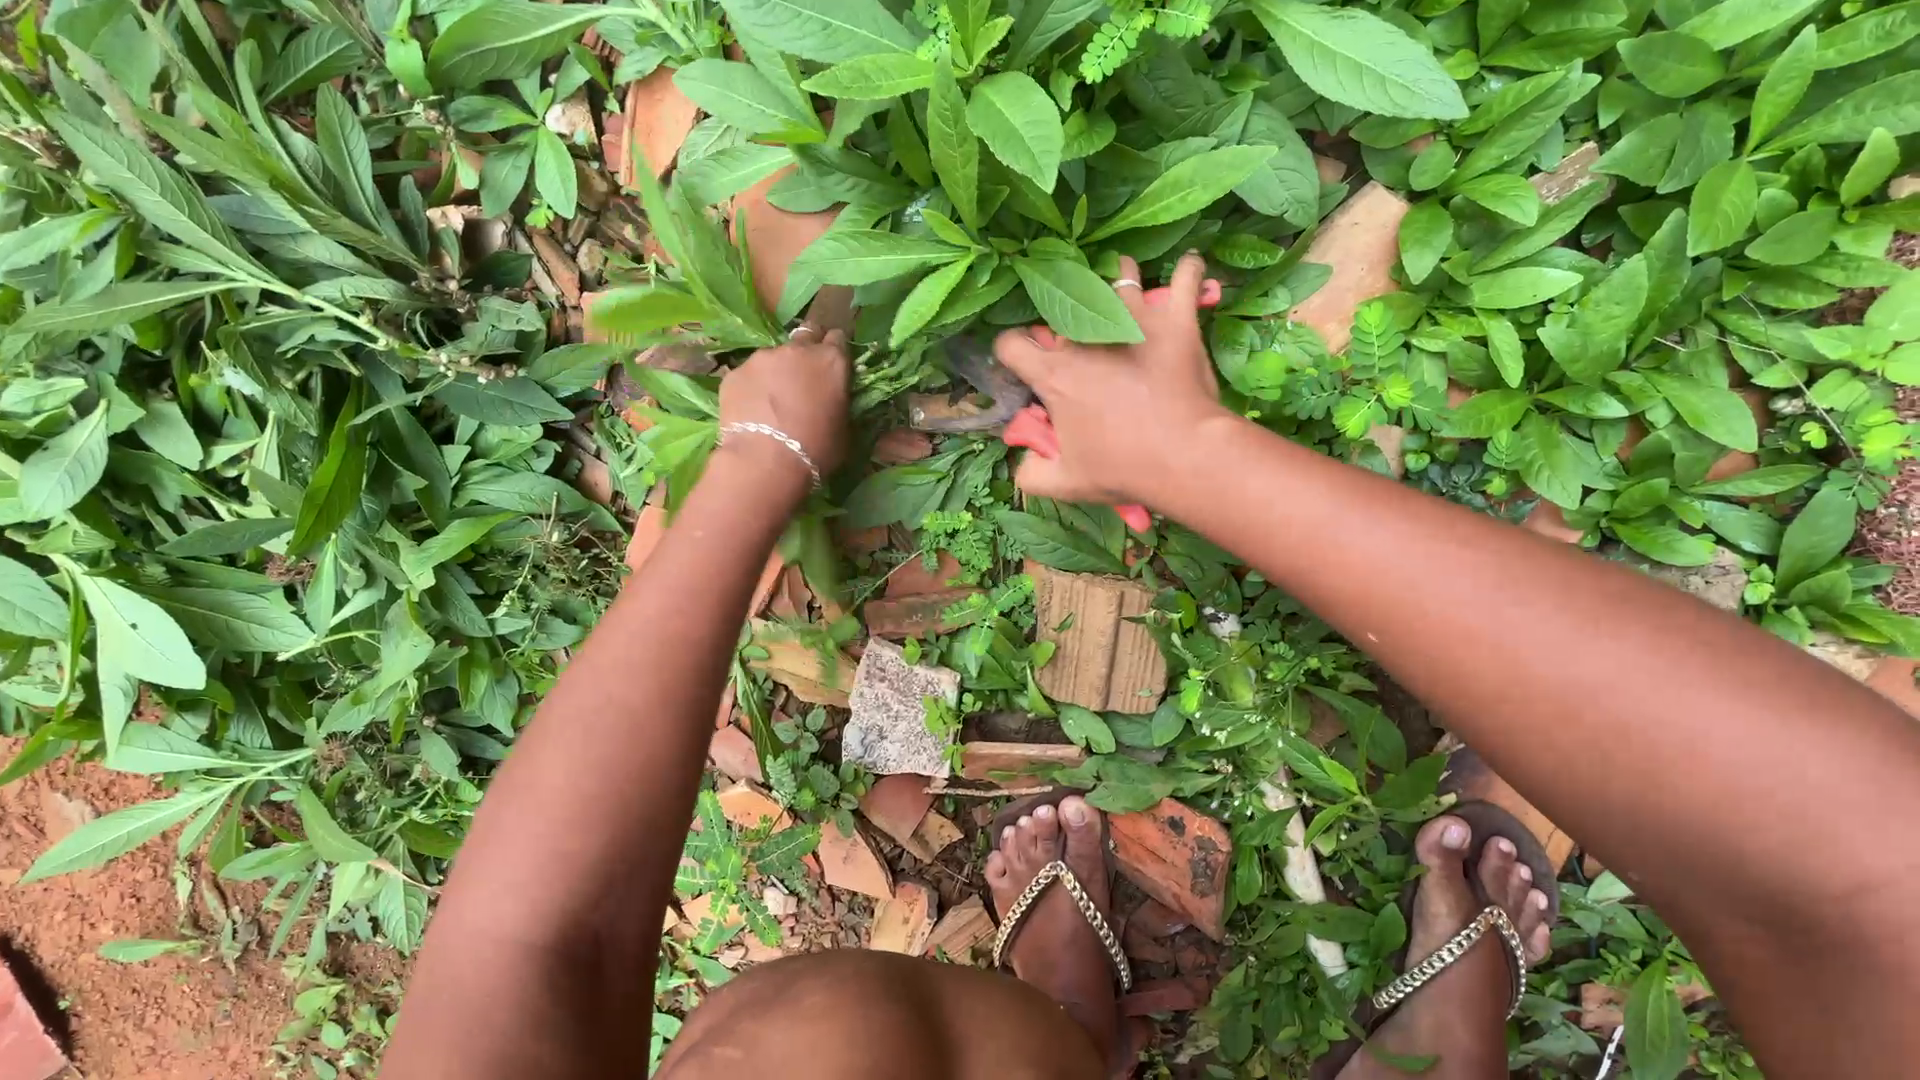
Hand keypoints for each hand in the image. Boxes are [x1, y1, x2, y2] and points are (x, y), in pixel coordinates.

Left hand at [715, 326, 850, 492]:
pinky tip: (752, 409)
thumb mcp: (844, 429)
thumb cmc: (816, 450)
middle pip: (805, 337)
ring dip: (777, 371)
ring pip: (773, 357)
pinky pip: (749, 375)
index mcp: (831, 361)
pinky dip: (753, 387)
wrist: (764, 463)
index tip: (832, 366)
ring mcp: (762, 358)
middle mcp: (797, 350)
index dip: (835, 351)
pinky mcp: (735, 372)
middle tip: (804, 377)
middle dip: (807, 351)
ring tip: (772, 400)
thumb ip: (840, 403)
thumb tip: (834, 401)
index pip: (838, 339)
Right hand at [994, 252, 1228, 507]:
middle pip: (1062, 307)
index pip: (1011, 344)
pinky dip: (1188, 271)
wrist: (1185, 457)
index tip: (1025, 364)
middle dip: (1062, 318)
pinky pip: (1185, 278)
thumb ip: (1030, 473)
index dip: (1013, 352)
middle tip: (1078, 341)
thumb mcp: (1065, 483)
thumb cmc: (1122, 469)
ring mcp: (1133, 320)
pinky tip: (1187, 267)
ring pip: (1118, 277)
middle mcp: (1087, 337)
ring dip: (1118, 281)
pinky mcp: (1175, 319)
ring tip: (1123, 291)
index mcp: (1055, 373)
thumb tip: (1022, 461)